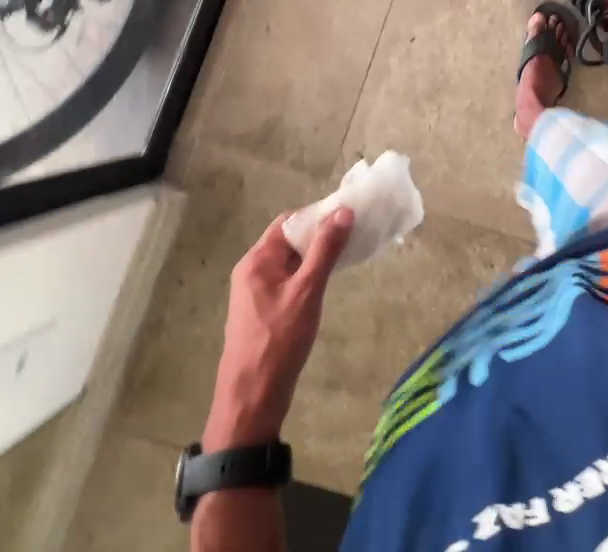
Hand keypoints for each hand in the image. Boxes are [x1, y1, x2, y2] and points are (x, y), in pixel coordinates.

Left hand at [202, 208, 355, 449]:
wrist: (253, 395)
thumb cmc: (279, 339)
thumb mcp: (308, 291)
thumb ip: (325, 250)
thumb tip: (344, 211)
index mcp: (257, 261)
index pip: (289, 222)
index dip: (317, 216)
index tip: (348, 217)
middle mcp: (252, 271)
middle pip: (289, 241)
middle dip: (320, 236)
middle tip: (355, 235)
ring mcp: (256, 293)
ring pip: (291, 262)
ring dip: (316, 256)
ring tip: (348, 256)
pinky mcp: (264, 311)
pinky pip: (289, 281)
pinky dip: (309, 276)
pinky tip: (329, 284)